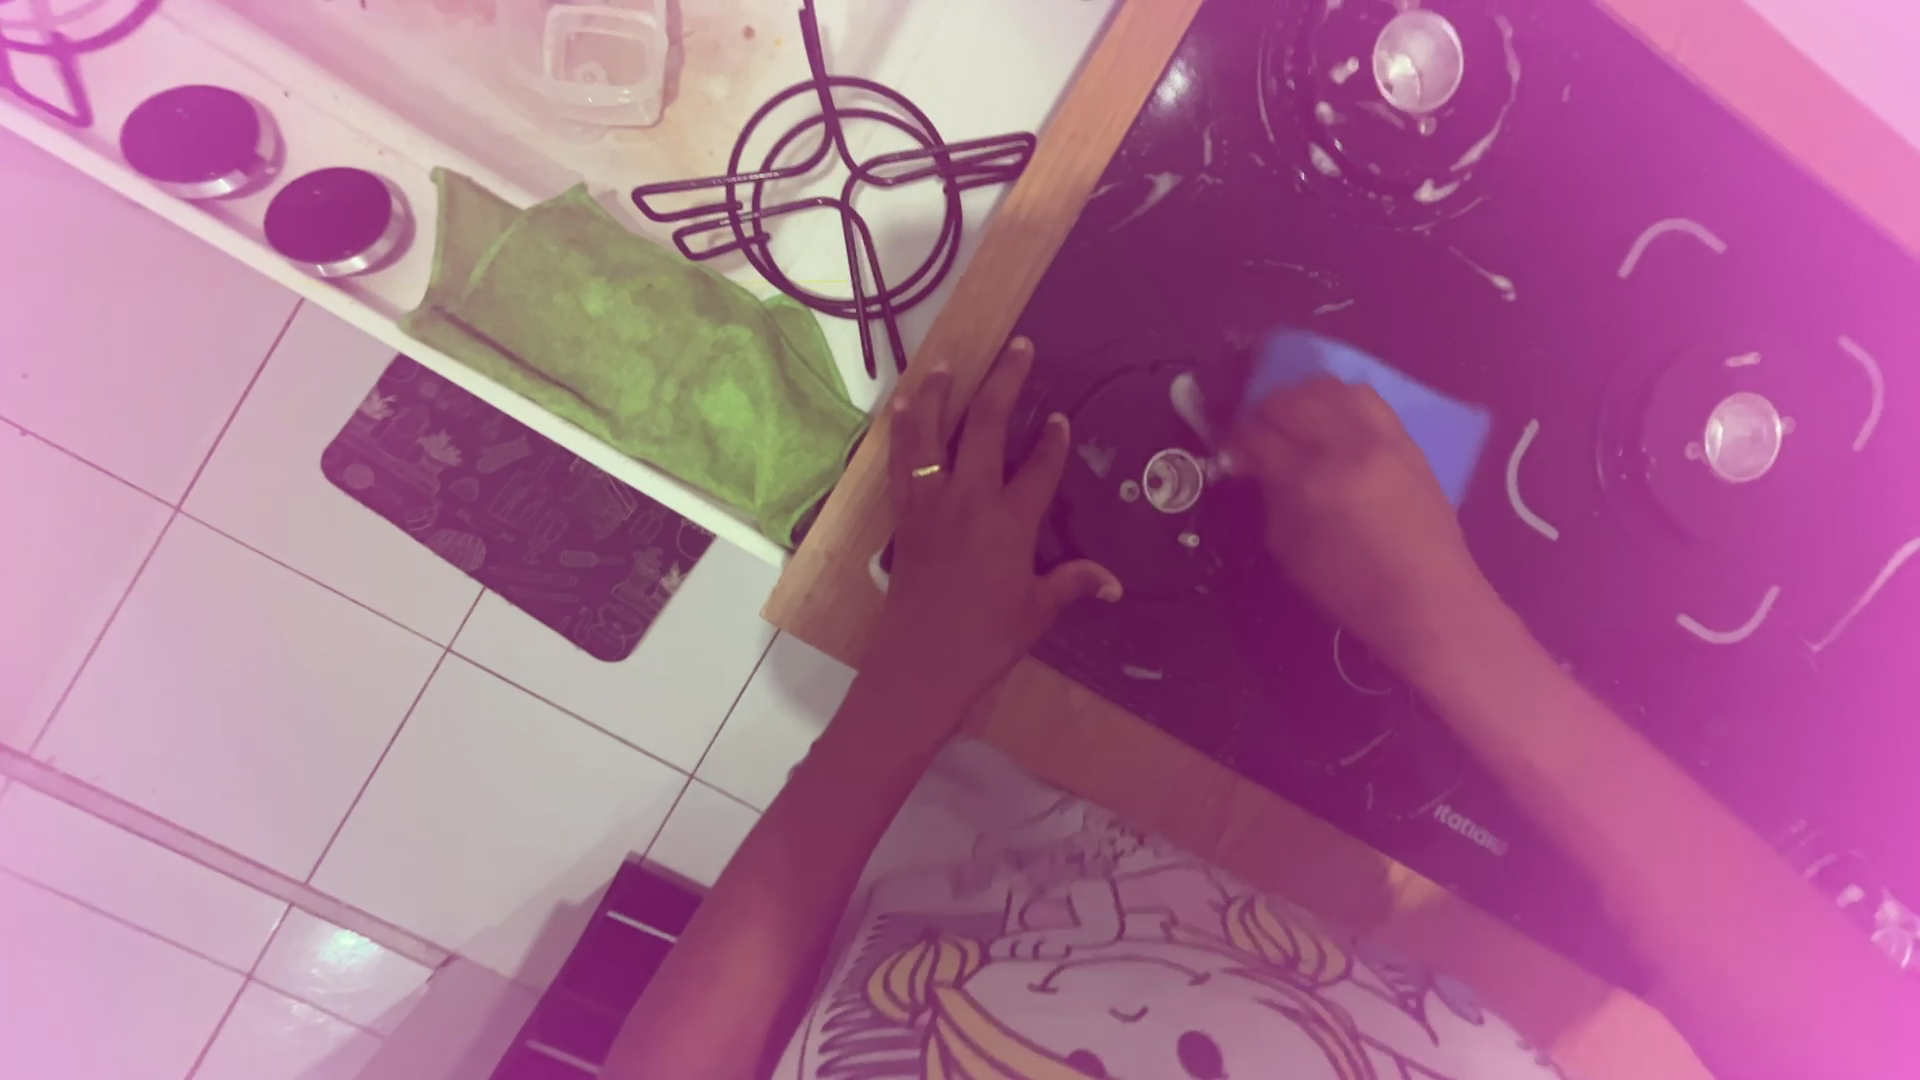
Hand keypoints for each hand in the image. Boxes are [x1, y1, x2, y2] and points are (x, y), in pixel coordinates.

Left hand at [869, 337, 1122, 712]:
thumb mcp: (1037, 612)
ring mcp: (931, 502)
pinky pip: (900, 462)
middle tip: (1016, 348)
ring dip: (937, 393)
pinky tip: (899, 409)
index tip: (1061, 418)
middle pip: (986, 425)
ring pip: (930, 433)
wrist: (920, 664)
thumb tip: (1113, 584)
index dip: (1053, 440)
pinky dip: (900, 432)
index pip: (1039, 467)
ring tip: (943, 364)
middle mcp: (970, 498)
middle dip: (1004, 381)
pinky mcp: (904, 515)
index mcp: (1011, 521)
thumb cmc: (985, 639)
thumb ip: (1073, 584)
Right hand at [1226, 377, 1497, 668]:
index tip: (1229, 453)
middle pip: (1290, 401)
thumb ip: (1270, 497)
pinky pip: (1365, 399)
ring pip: (1330, 388)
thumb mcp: (1287, 547)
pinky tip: (1330, 424)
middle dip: (1261, 414)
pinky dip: (1338, 402)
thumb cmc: (1347, 585)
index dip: (1234, 441)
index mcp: (1309, 481)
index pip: (1256, 436)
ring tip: (1293, 423)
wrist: (1426, 597)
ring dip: (1301, 399)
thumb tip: (1256, 468)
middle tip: (1255, 436)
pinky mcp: (1406, 441)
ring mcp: (1382, 439)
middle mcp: (1346, 447)